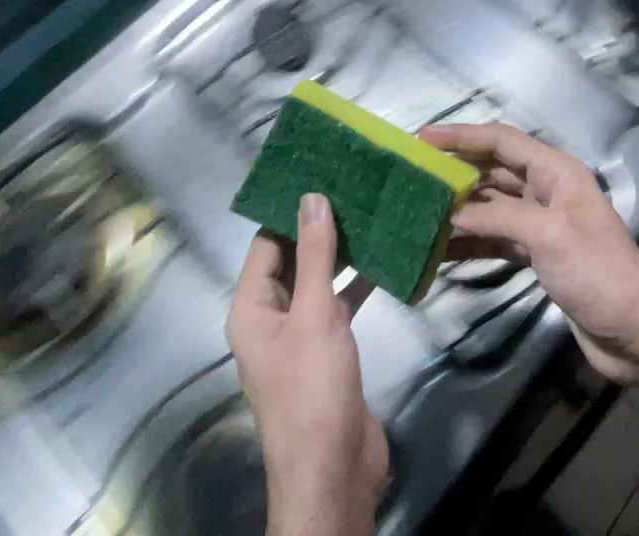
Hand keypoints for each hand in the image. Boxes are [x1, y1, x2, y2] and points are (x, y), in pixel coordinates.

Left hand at [227, 194, 387, 535]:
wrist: (333, 465)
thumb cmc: (312, 386)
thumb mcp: (313, 313)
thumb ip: (315, 254)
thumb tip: (311, 198)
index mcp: (251, 309)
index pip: (266, 245)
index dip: (289, 210)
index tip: (321, 174)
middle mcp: (271, 318)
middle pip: (293, 261)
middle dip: (321, 229)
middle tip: (356, 189)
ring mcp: (300, 336)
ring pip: (319, 283)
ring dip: (344, 255)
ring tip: (375, 215)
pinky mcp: (329, 351)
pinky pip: (339, 306)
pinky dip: (359, 286)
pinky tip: (387, 263)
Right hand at [418, 123, 638, 384]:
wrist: (635, 331)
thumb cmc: (598, 273)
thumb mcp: (549, 236)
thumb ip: (498, 217)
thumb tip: (451, 212)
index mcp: (558, 173)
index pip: (503, 141)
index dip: (462, 135)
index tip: (421, 137)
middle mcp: (548, 191)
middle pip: (493, 170)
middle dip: (454, 171)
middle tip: (409, 176)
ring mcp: (542, 224)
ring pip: (490, 207)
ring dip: (456, 210)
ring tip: (414, 213)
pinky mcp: (537, 256)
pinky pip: (494, 239)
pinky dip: (469, 242)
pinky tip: (437, 250)